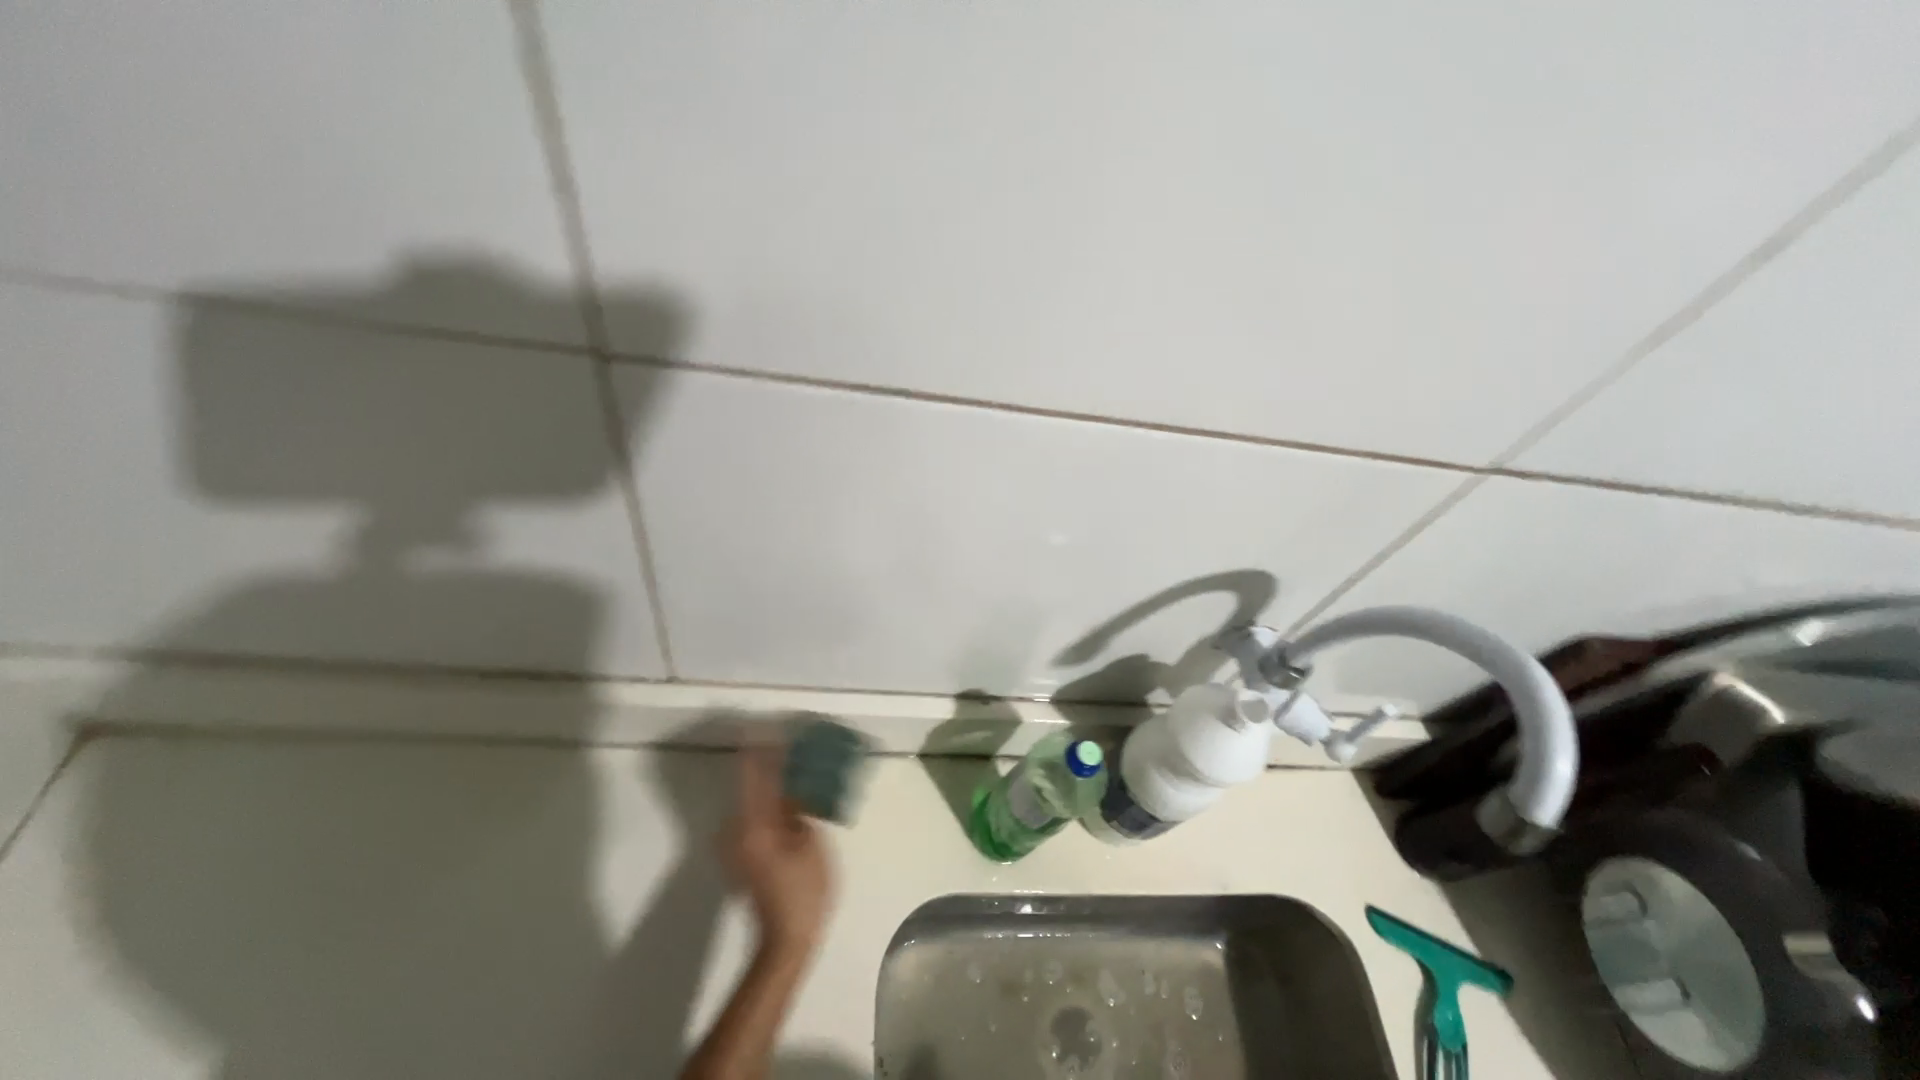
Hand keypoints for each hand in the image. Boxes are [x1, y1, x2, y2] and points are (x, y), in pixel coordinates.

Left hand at [726, 742, 833, 955]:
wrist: (786, 938)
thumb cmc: (804, 891)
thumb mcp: (811, 842)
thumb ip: (798, 807)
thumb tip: (791, 784)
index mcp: (754, 823)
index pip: (754, 774)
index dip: (764, 748)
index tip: (773, 726)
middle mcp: (736, 828)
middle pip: (751, 784)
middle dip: (769, 763)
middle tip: (792, 745)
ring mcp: (735, 842)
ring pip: (752, 800)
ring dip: (770, 783)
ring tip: (795, 767)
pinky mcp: (740, 853)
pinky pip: (754, 816)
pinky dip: (769, 803)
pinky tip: (791, 798)